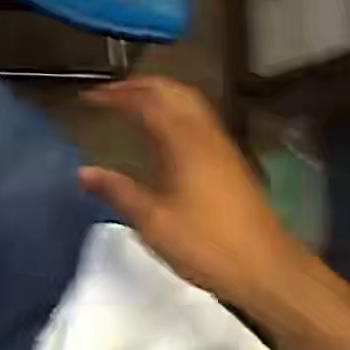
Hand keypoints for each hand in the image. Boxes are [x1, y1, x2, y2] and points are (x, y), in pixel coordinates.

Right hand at [77, 78, 304, 305]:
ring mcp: (218, 137)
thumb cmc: (207, 243)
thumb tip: (84, 172)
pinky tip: (165, 124)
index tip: (89, 98)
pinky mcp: (228, 151)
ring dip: (157, 90)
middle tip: (109, 93)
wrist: (266, 264)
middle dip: (136, 85)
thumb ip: (119, 192)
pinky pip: (196, 109)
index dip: (115, 95)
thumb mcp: (155, 222)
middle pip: (167, 88)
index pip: (144, 100)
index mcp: (182, 138)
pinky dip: (174, 103)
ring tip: (133, 99)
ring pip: (185, 96)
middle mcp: (201, 128)